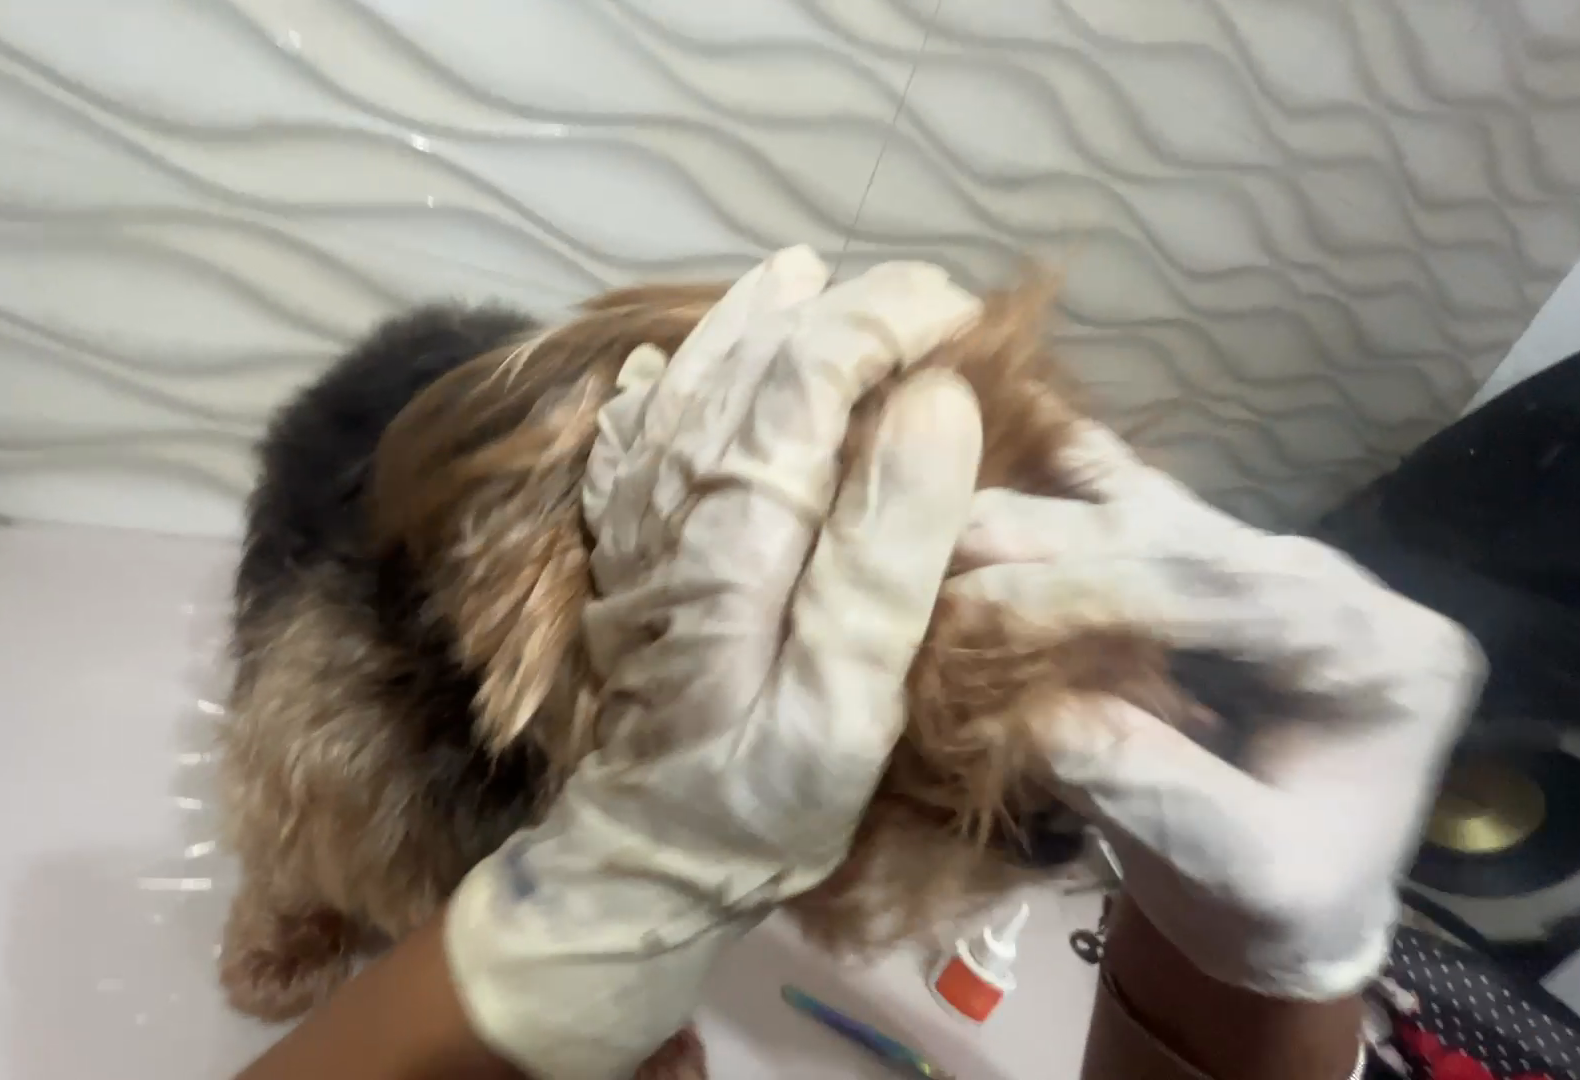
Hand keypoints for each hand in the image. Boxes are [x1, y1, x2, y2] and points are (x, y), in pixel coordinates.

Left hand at [445, 246, 986, 1077]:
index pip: (808, 375)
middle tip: (912, 302)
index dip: (884, 323)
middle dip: (837, 314)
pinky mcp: (620, 544)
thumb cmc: (760, 796)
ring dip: (746, 326)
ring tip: (795, 280)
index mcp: (737, 531)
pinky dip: (662, 389)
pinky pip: (633, 440)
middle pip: (749, 365)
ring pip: (687, 386)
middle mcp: (673, 502)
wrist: (643, 848)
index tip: (959, 316)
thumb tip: (933, 405)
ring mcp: (634, 517)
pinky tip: (674, 367)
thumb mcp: (847, 704)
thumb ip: (885, 556)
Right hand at [949, 420, 1483, 1000]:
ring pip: (1097, 490)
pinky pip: (1088, 477)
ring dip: (999, 521)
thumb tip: (1025, 711)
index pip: (1213, 586)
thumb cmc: (1271, 894)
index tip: (964, 620)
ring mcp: (1230, 540)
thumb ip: (1149, 787)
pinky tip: (953, 472)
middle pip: (1139, 524)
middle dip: (1014, 557)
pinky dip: (1022, 474)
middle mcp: (1302, 568)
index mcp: (1365, 647)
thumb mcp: (1243, 873)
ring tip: (915, 560)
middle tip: (913, 606)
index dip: (1078, 593)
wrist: (1268, 882)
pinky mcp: (1167, 540)